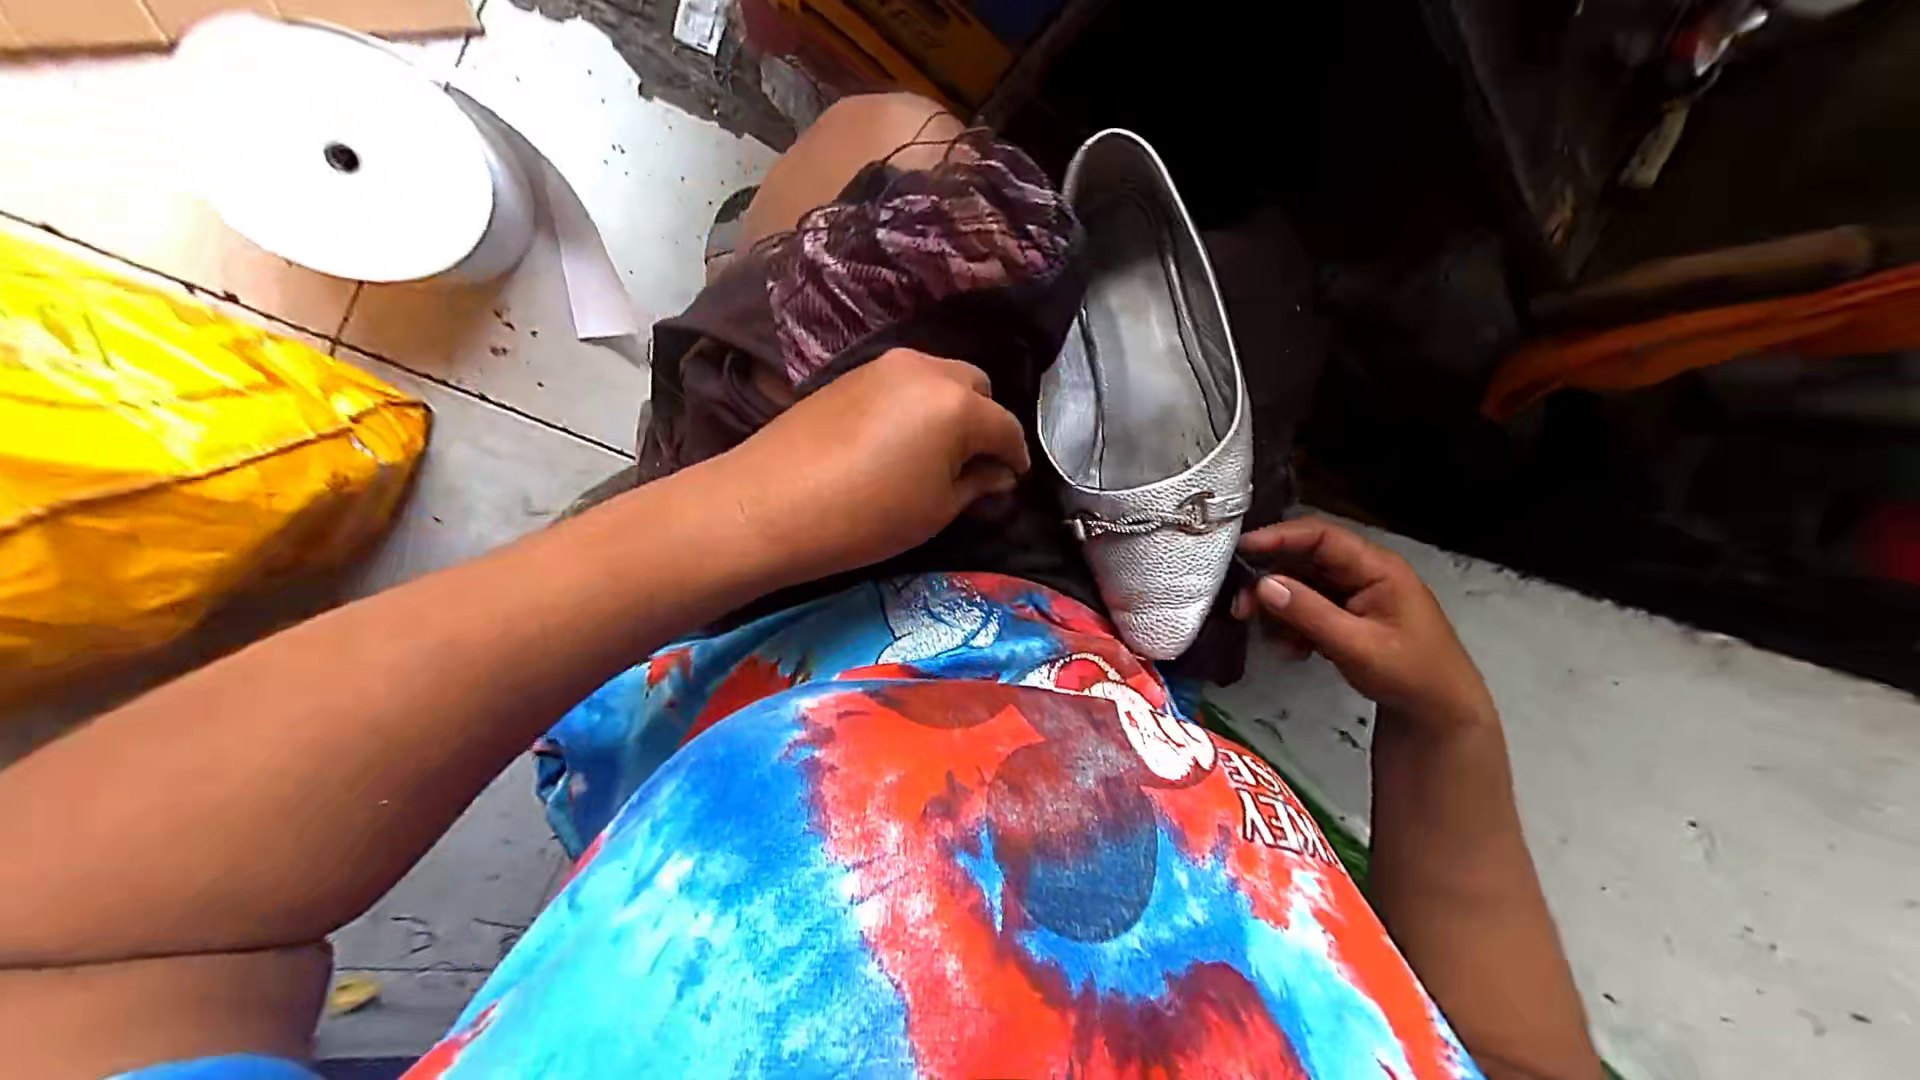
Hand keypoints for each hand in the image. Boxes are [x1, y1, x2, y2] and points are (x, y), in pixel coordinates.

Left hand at [708, 348, 1030, 585]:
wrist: (769, 503)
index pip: (1006, 427)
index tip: (1012, 481)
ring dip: (952, 409)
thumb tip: (999, 475)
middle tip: (973, 464)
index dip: (1016, 458)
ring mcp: (885, 365)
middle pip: (977, 389)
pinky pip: (905, 382)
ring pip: (940, 379)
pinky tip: (900, 439)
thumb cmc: (865, 516)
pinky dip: (918, 404)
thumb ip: (977, 484)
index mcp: (958, 404)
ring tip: (936, 452)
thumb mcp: (936, 510)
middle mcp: (927, 370)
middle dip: (985, 423)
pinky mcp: (853, 373)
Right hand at [1232, 517, 1495, 733]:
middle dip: (1268, 579)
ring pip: (1298, 584)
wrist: (1439, 713)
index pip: (1321, 536)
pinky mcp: (1342, 614)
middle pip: (1302, 559)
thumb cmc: (1410, 674)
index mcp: (1376, 568)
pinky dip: (1289, 625)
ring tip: (1261, 631)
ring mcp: (1351, 594)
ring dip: (1275, 606)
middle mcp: (1361, 573)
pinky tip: (1289, 648)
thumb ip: (1309, 612)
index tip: (1243, 549)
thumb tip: (1263, 584)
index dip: (1279, 537)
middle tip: (1241, 604)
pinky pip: (1304, 607)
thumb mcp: (1357, 645)